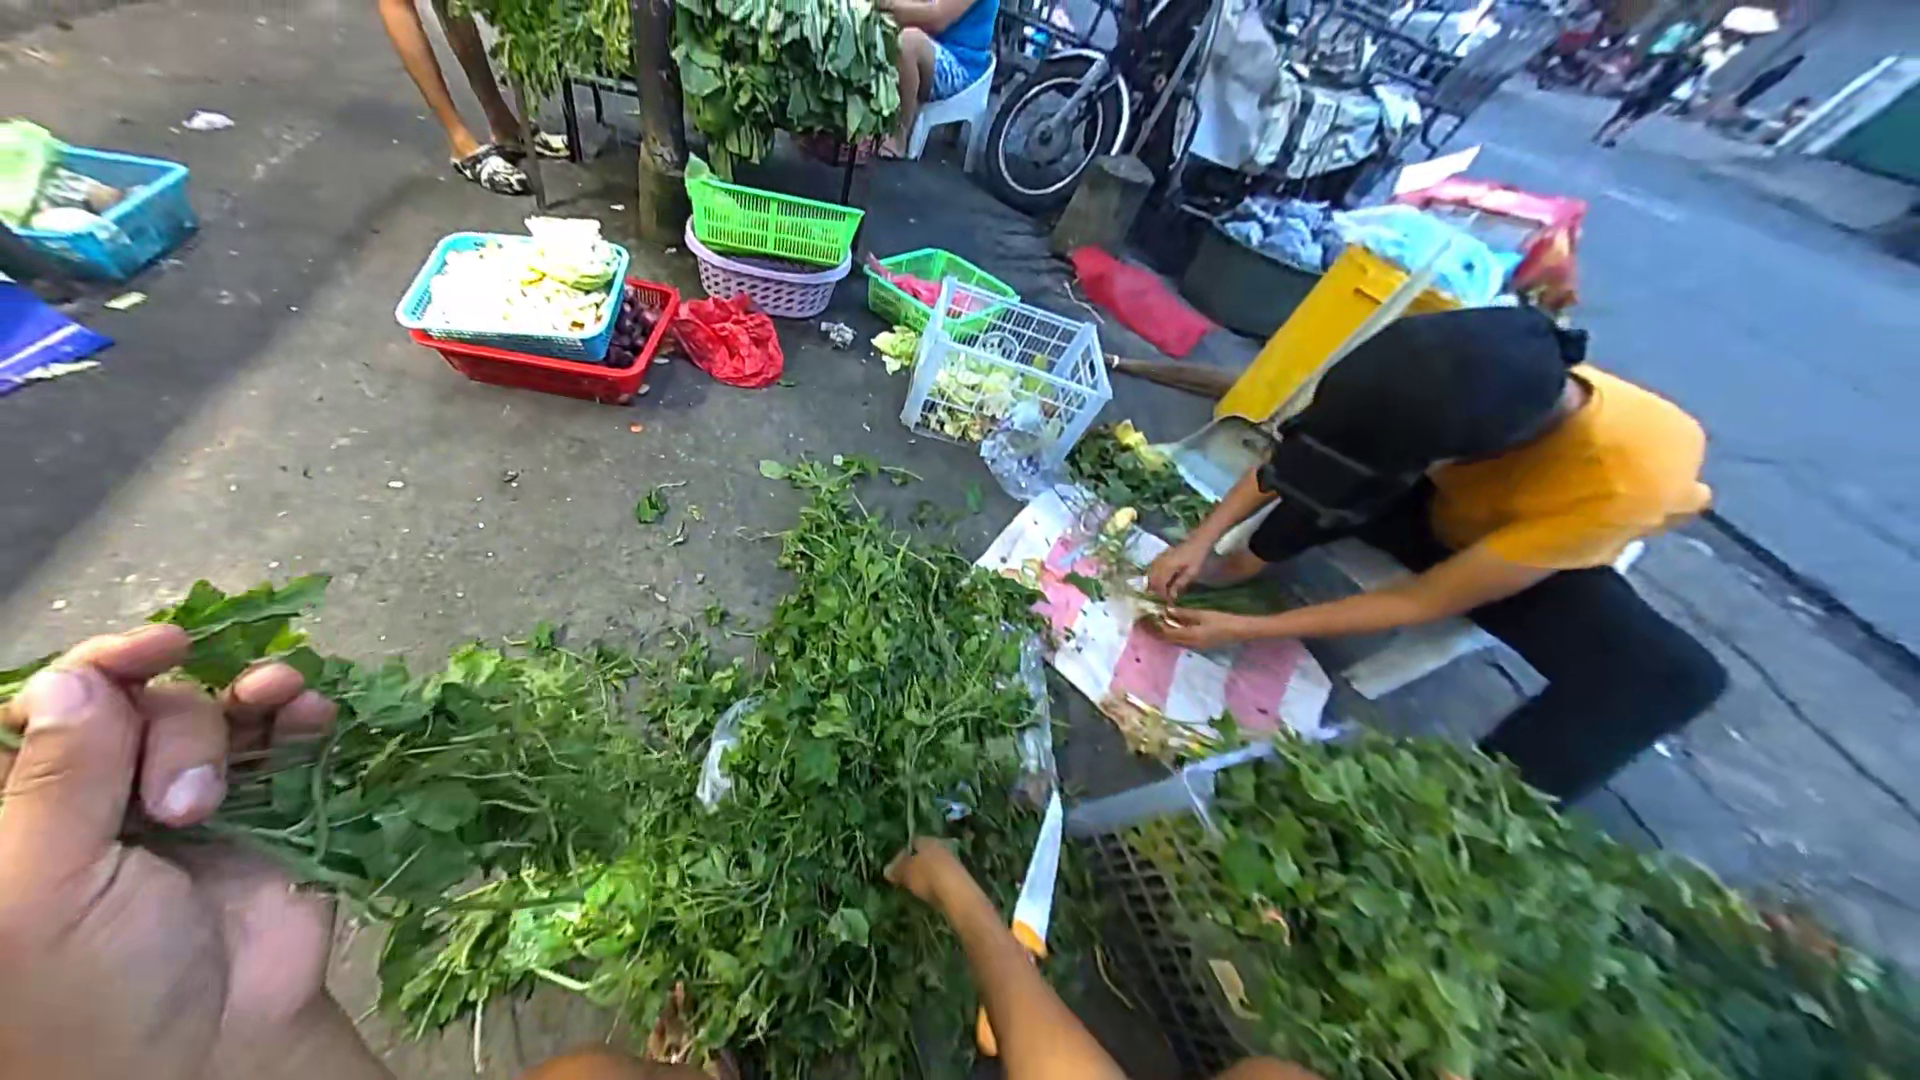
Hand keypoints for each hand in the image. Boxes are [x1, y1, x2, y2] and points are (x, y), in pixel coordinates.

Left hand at [0, 624, 339, 1079]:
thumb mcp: (40, 886)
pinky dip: (306, 716)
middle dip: (179, 733)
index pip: (52, 713)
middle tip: (182, 806)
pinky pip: (294, 739)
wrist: (211, 1032)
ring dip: (254, 699)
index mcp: (29, 814)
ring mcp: (204, 794)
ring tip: (279, 708)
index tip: (160, 645)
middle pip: (152, 708)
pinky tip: (314, 710)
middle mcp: (114, 792)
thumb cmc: (88, 979)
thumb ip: (56, 780)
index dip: (100, 669)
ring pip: (227, 711)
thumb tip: (79, 678)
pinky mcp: (278, 801)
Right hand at [885, 836, 970, 907]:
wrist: (957, 893)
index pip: (912, 842)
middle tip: (902, 876)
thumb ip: (897, 869)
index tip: (893, 867)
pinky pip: (940, 877)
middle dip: (913, 863)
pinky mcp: (957, 877)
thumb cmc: (928, 877)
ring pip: (932, 865)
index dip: (901, 853)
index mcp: (928, 840)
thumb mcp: (907, 873)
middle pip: (923, 853)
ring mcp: (951, 861)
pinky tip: (928, 892)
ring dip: (924, 873)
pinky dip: (933, 882)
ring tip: (914, 886)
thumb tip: (887, 870)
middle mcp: (940, 846)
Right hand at [1146, 538, 1211, 601]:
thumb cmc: (1197, 556)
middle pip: (1153, 580)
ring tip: (1163, 591)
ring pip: (1150, 575)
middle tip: (1166, 598)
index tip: (1169, 602)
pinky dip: (1154, 577)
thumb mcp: (1192, 572)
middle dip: (1158, 591)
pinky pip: (1152, 569)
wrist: (1198, 540)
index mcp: (1167, 567)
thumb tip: (1172, 596)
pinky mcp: (1160, 556)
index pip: (1159, 584)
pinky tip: (1161, 581)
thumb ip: (1180, 583)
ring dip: (1155, 584)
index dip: (1163, 594)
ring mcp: (1158, 559)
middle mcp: (1159, 563)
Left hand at [1146, 608, 1263, 649]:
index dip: (1153, 627)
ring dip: (1163, 634)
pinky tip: (1170, 627)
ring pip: (1173, 641)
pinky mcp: (1200, 644)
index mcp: (1190, 636)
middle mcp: (1190, 644)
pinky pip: (1180, 641)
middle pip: (1167, 640)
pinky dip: (1172, 634)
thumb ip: (1184, 614)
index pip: (1166, 633)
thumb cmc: (1223, 620)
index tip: (1142, 620)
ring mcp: (1195, 646)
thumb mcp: (1202, 614)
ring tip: (1153, 625)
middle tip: (1143, 623)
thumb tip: (1166, 611)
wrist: (1241, 630)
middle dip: (1155, 632)